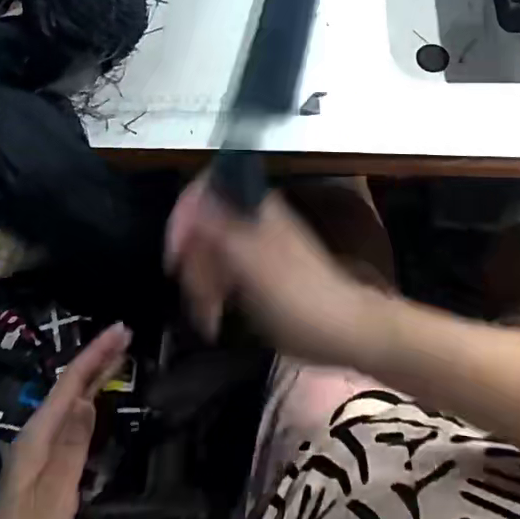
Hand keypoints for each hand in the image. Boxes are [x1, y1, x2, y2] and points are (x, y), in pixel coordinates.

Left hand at [0, 324, 130, 518]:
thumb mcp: (53, 494)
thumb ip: (71, 445)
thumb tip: (87, 399)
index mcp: (35, 436)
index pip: (69, 383)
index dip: (95, 353)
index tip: (120, 328)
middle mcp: (35, 438)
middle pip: (69, 389)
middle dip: (96, 359)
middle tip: (125, 334)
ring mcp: (37, 455)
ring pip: (70, 404)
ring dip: (93, 378)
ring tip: (117, 358)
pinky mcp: (43, 472)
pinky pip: (70, 424)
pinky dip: (88, 404)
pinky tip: (96, 404)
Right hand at [163, 173, 381, 365]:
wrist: (342, 331)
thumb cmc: (301, 300)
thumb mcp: (256, 266)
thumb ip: (223, 228)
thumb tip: (195, 196)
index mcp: (256, 209)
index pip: (209, 187)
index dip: (186, 213)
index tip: (177, 251)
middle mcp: (254, 219)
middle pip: (204, 223)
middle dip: (194, 259)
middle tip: (196, 293)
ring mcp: (255, 244)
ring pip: (210, 250)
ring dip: (201, 282)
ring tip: (208, 315)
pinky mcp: (256, 270)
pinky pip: (222, 271)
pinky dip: (213, 292)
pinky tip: (215, 317)